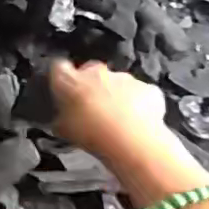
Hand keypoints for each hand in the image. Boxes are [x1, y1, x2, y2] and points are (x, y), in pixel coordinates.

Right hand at [49, 59, 172, 159]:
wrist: (133, 140)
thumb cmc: (90, 132)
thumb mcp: (63, 128)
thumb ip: (62, 116)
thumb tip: (63, 117)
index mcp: (68, 80)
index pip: (58, 67)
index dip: (61, 76)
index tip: (64, 88)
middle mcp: (95, 72)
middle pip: (91, 70)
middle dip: (92, 82)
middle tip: (93, 103)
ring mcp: (125, 78)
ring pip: (118, 81)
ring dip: (116, 92)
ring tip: (120, 115)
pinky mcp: (149, 88)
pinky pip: (141, 92)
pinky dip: (140, 101)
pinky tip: (139, 118)